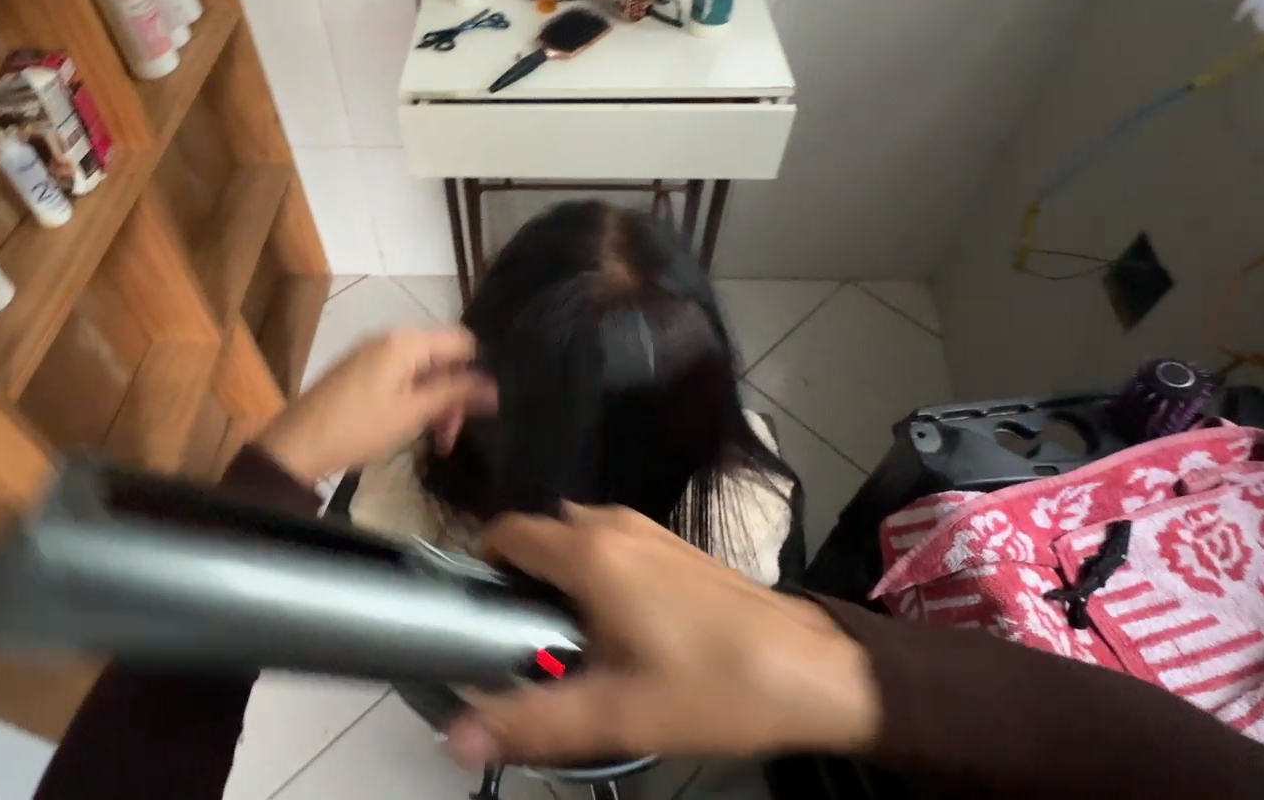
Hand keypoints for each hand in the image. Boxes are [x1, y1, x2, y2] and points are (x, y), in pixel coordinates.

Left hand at [255, 328, 495, 483]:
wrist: (297, 445)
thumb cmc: (360, 427)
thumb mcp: (413, 413)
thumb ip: (455, 393)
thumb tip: (494, 385)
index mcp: (406, 341)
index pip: (461, 341)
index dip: (478, 370)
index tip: (481, 407)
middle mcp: (390, 338)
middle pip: (441, 356)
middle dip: (453, 393)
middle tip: (451, 434)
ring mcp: (372, 353)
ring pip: (422, 370)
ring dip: (435, 401)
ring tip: (436, 439)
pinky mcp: (360, 370)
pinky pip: (400, 376)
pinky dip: (414, 398)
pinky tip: (413, 425)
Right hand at [444, 505, 880, 766]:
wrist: (808, 666)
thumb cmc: (711, 686)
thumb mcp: (617, 714)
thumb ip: (530, 722)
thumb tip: (454, 739)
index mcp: (589, 552)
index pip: (507, 533)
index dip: (483, 568)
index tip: (482, 616)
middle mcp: (611, 524)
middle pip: (538, 535)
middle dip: (521, 580)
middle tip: (527, 643)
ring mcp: (645, 527)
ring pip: (573, 537)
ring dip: (558, 577)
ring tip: (570, 642)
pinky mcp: (670, 541)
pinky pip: (606, 543)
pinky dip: (591, 571)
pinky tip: (617, 628)